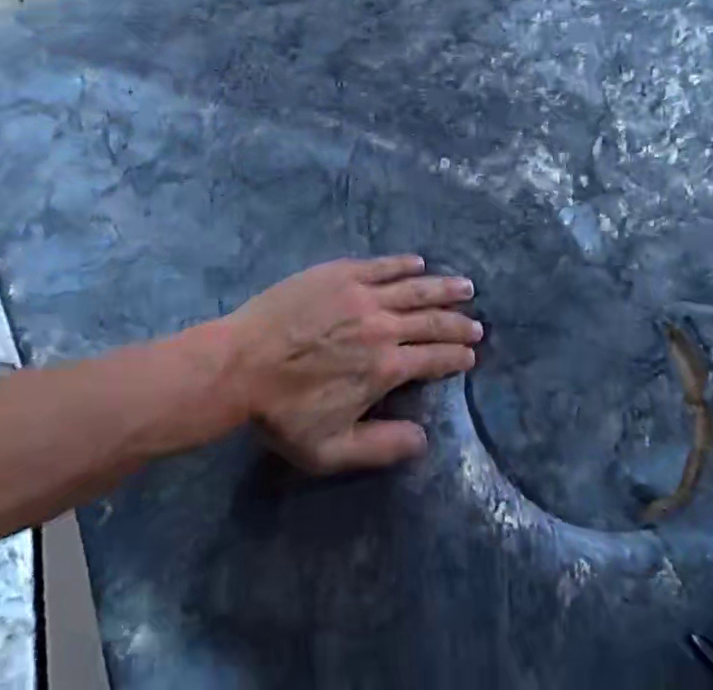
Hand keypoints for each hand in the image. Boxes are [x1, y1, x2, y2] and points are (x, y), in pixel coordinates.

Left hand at [222, 256, 482, 473]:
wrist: (236, 366)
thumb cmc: (281, 412)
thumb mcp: (330, 450)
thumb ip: (381, 447)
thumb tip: (424, 440)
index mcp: (387, 367)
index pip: (435, 358)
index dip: (457, 357)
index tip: (471, 355)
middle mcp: (384, 326)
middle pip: (434, 321)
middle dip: (459, 324)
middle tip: (476, 325)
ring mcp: (363, 295)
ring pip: (416, 288)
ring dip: (444, 288)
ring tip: (466, 287)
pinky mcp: (340, 274)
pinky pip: (382, 266)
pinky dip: (403, 263)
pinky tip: (418, 262)